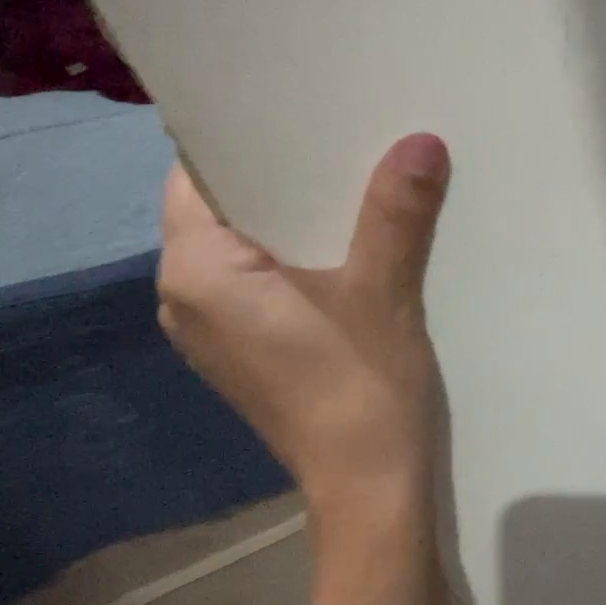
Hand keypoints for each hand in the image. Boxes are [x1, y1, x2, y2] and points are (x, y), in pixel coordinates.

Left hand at [156, 134, 450, 510]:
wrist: (371, 490)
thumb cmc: (364, 389)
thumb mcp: (385, 293)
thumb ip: (395, 213)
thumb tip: (421, 141)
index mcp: (196, 270)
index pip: (202, 174)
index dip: (254, 141)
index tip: (310, 113)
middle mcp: (184, 298)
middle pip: (229, 213)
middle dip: (290, 182)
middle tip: (353, 149)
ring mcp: (214, 334)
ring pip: (251, 254)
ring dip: (301, 227)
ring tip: (362, 198)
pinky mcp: (250, 358)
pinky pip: (266, 289)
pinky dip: (304, 267)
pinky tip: (356, 262)